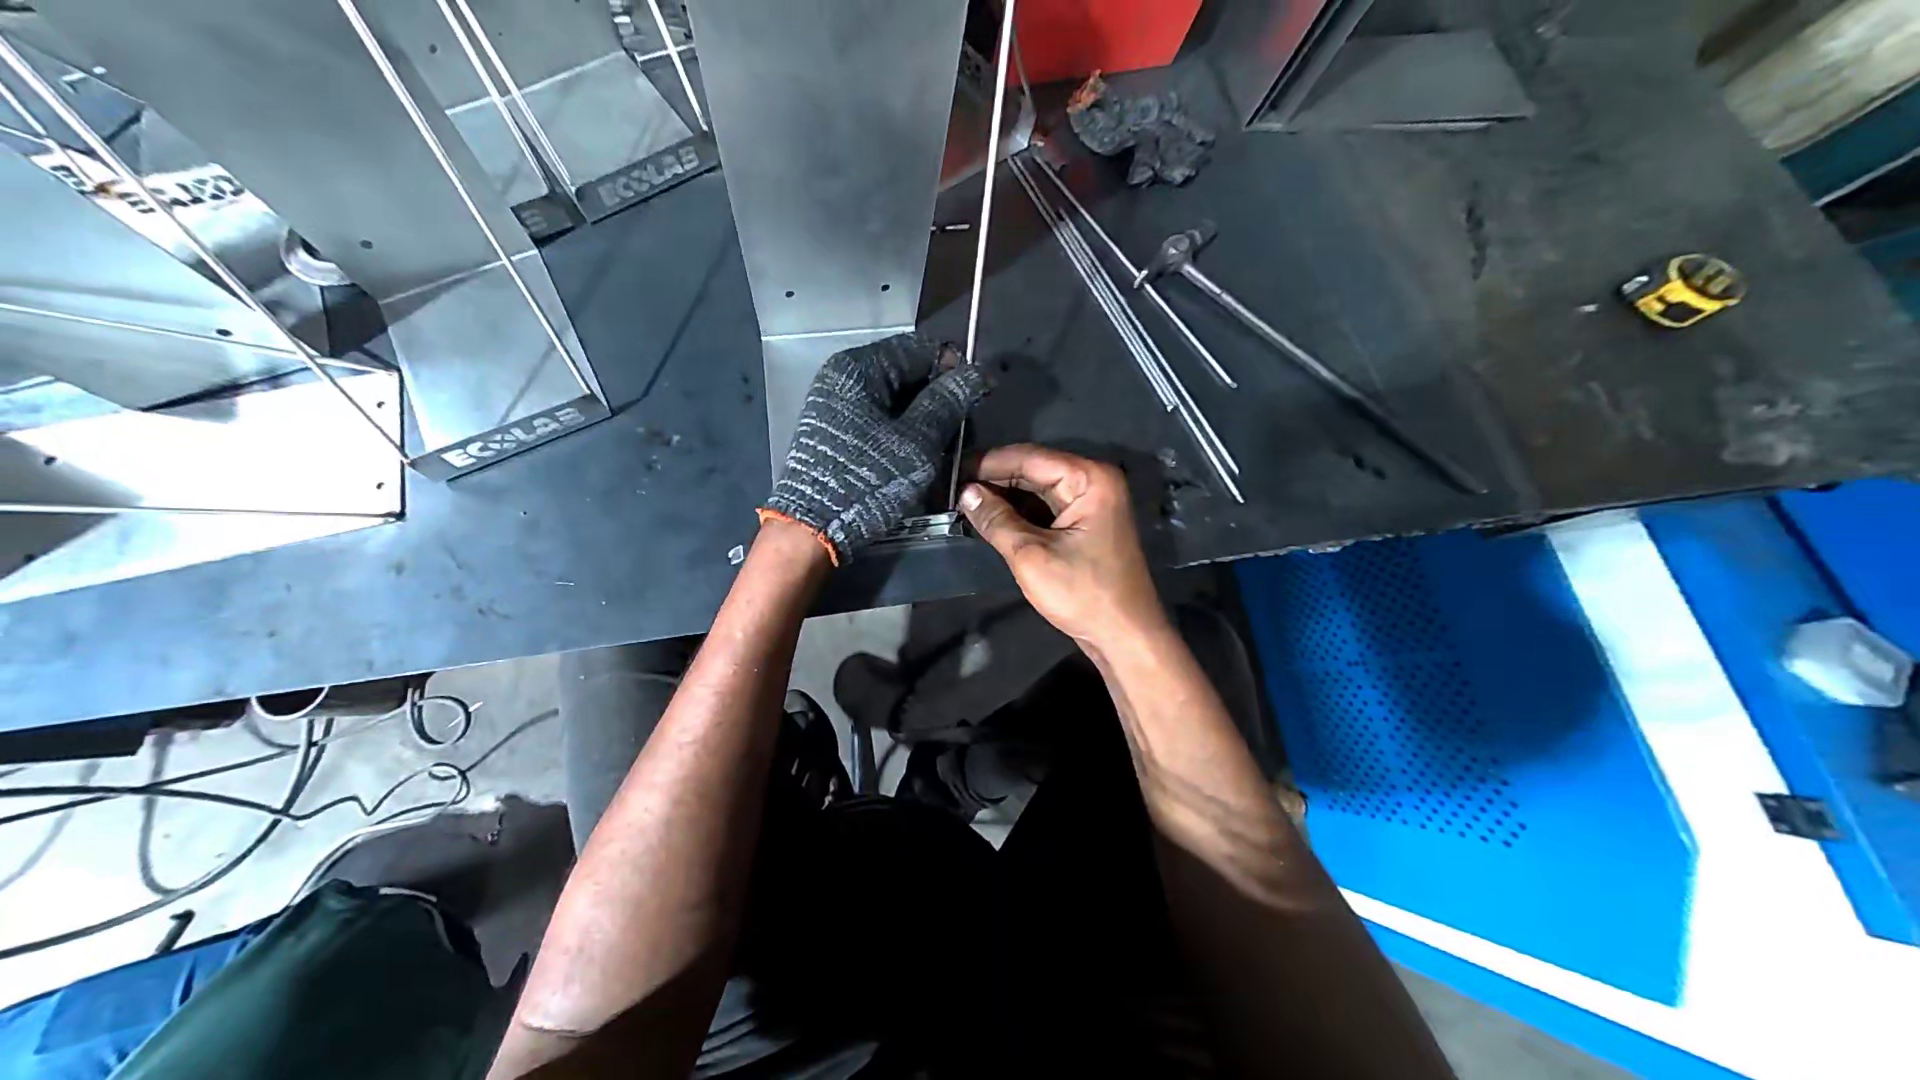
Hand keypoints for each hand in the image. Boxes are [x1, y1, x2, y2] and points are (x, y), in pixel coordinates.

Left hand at [762, 333, 985, 563]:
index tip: (975, 397)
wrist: (814, 528)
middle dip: (938, 394)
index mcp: (860, 366)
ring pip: (896, 395)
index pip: (921, 348)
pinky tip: (916, 451)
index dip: (954, 368)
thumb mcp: (918, 441)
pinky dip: (903, 427)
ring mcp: (838, 401)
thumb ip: (949, 401)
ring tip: (942, 442)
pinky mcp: (838, 427)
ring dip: (922, 414)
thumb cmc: (867, 480)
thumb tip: (979, 371)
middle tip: (960, 426)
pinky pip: (881, 414)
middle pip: (906, 369)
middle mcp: (844, 374)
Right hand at [958, 444, 1167, 654]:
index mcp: (1090, 479)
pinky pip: (1047, 507)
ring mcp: (1092, 503)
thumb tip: (966, 493)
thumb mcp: (1031, 556)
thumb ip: (996, 520)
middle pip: (1035, 469)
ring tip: (965, 500)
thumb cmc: (1083, 594)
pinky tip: (991, 516)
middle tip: (954, 488)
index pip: (1030, 458)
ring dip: (1005, 495)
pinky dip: (1020, 511)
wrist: (1125, 635)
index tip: (954, 471)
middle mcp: (1094, 482)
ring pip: (1039, 488)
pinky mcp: (1086, 524)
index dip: (989, 463)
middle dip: (995, 479)